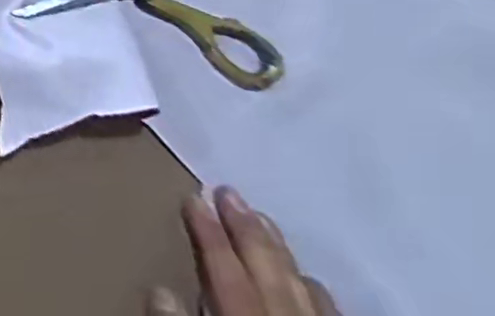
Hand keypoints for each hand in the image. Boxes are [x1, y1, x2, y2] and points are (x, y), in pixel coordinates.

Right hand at [150, 187, 338, 315]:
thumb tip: (160, 289)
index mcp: (244, 315)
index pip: (224, 267)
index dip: (208, 230)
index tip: (194, 195)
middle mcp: (284, 315)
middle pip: (267, 269)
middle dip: (246, 228)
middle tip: (229, 191)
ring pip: (302, 287)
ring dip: (280, 251)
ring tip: (264, 220)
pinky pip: (333, 313)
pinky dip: (316, 290)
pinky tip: (309, 277)